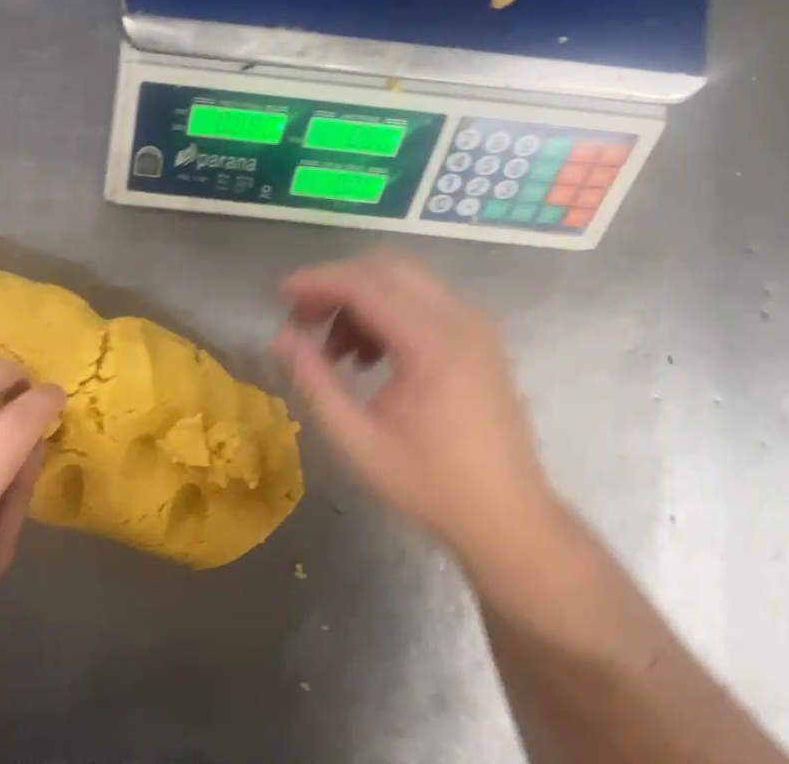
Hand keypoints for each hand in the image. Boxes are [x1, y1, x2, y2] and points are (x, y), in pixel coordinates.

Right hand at [271, 256, 553, 558]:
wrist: (507, 518)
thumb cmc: (429, 485)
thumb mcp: (357, 440)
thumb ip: (315, 382)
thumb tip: (281, 337)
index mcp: (433, 345)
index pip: (366, 284)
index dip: (318, 282)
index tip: (281, 296)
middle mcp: (461, 322)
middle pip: (388, 269)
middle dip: (339, 285)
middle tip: (304, 320)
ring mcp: (476, 328)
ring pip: (407, 282)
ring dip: (363, 300)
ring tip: (336, 351)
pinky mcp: (480, 341)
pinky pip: (426, 302)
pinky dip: (389, 312)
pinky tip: (371, 357)